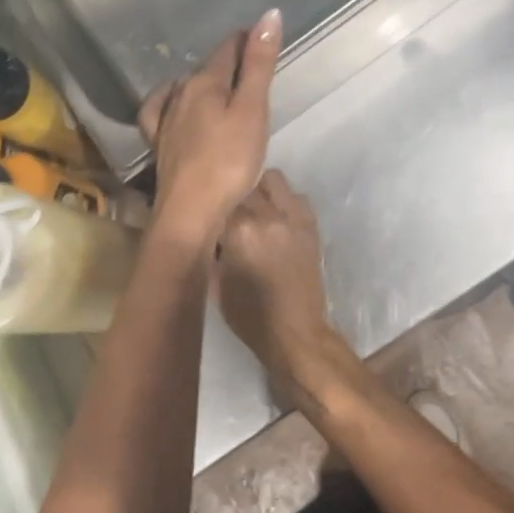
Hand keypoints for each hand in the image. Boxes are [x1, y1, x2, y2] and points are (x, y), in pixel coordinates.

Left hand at [139, 9, 283, 232]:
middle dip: (229, 61)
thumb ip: (259, 64)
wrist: (190, 211)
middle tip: (251, 62)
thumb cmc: (228, 161)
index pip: (227, 49)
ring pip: (185, 89)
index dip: (246, 40)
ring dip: (204, 81)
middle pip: (207, 68)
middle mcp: (180, 94)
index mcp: (204, 82)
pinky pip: (161, 112)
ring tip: (223, 85)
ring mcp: (166, 120)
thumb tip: (268, 15)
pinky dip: (171, 102)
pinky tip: (174, 106)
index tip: (262, 37)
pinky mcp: (160, 144)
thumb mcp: (252, 110)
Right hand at [216, 170, 335, 376]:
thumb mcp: (215, 281)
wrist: (295, 333)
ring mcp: (293, 217)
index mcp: (239, 229)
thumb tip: (203, 226)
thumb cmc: (248, 314)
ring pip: (272, 179)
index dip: (209, 200)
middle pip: (244, 183)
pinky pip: (295, 196)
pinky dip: (283, 200)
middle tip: (226, 206)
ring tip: (252, 204)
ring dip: (259, 188)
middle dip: (233, 193)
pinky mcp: (310, 225)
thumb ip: (209, 246)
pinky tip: (274, 215)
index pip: (218, 195)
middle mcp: (267, 215)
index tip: (203, 206)